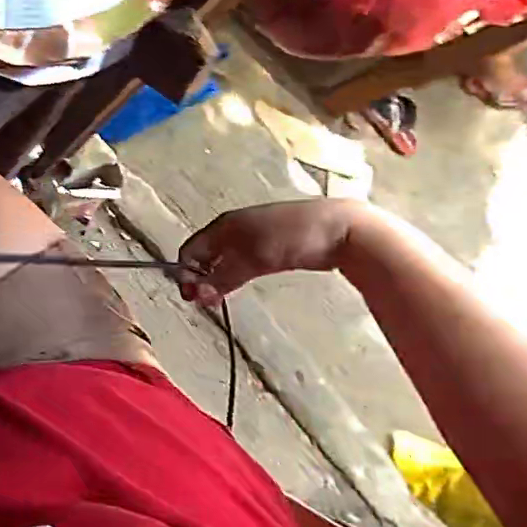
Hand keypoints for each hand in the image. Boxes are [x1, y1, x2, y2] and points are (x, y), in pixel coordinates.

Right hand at [178, 198, 374, 307]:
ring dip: (216, 278)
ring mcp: (252, 235)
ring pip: (222, 259)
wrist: (340, 228)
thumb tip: (197, 294)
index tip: (193, 298)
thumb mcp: (253, 259)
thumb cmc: (292, 237)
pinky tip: (239, 284)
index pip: (191, 249)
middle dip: (200, 278)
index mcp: (224, 224)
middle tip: (206, 302)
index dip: (186, 273)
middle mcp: (233, 228)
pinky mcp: (270, 245)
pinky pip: (240, 260)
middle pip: (204, 254)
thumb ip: (224, 276)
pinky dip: (233, 274)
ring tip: (219, 297)